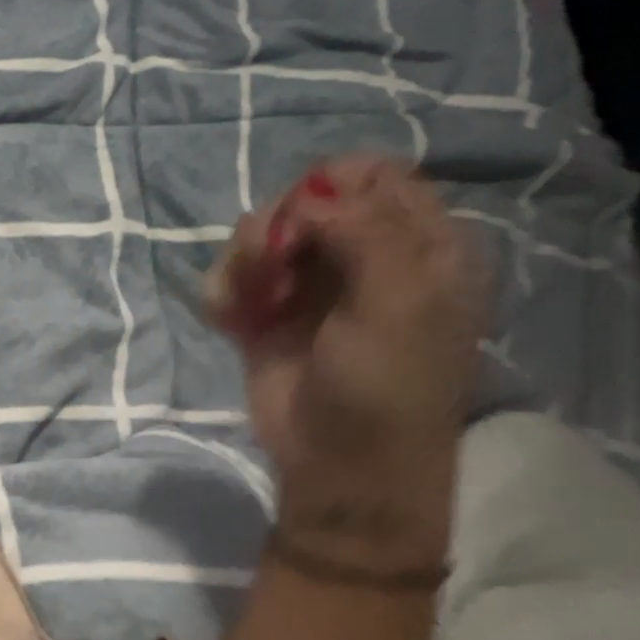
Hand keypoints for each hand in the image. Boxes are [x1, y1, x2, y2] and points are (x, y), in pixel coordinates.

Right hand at [204, 156, 488, 562]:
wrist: (340, 462)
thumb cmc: (387, 385)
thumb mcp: (399, 302)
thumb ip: (366, 234)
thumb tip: (310, 196)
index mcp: (418, 245)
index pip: (374, 178)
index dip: (329, 188)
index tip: (302, 223)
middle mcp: (361, 258)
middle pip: (306, 203)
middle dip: (275, 228)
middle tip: (268, 268)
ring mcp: (308, 290)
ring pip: (260, 241)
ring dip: (241, 263)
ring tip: (243, 303)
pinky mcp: (262, 321)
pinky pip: (231, 283)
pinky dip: (221, 293)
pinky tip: (226, 319)